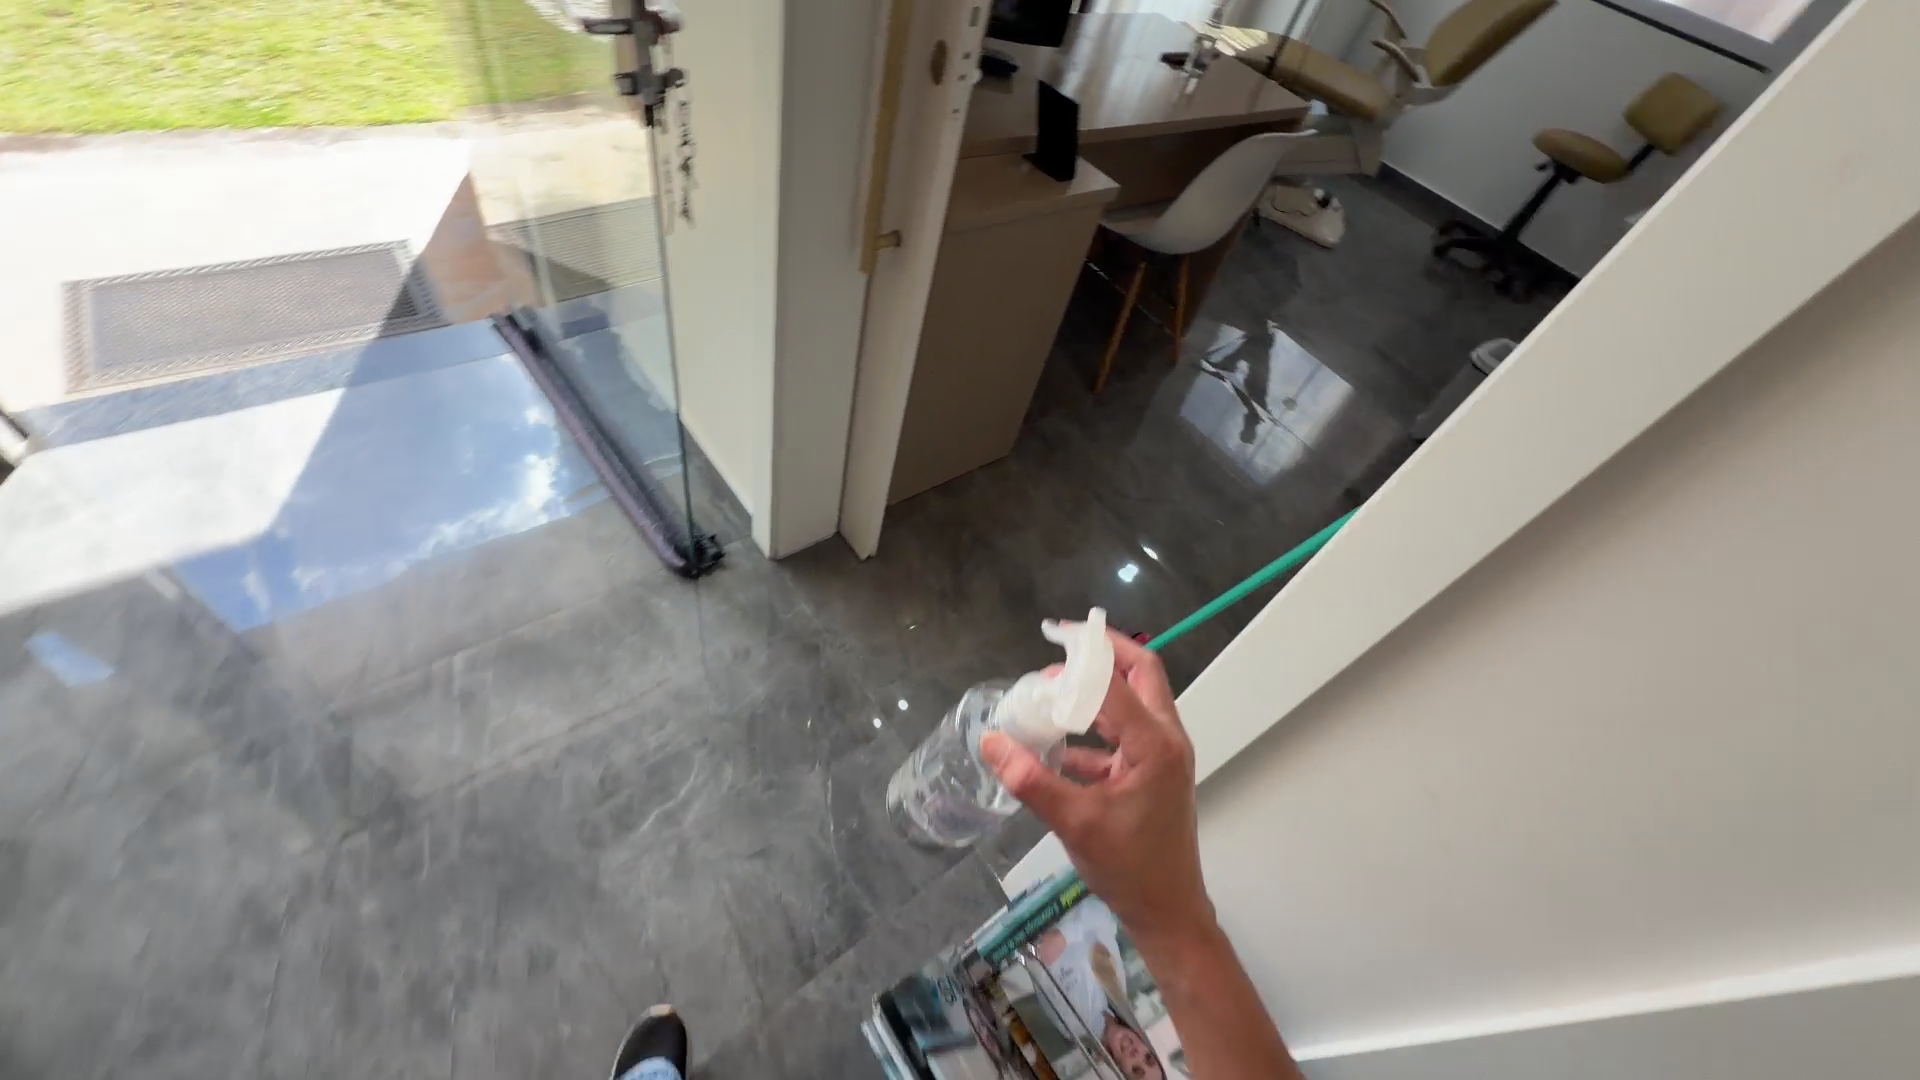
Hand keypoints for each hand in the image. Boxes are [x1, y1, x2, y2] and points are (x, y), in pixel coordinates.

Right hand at [981, 631, 1213, 948]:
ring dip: (1096, 687)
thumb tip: (991, 741)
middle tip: (1062, 642)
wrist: (1168, 913)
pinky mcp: (1152, 769)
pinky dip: (1093, 724)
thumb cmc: (1129, 868)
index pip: (1116, 681)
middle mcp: (1166, 737)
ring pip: (1134, 699)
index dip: (1082, 659)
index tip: (1050, 641)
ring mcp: (1162, 753)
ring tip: (1052, 687)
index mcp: (1155, 743)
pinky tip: (1056, 740)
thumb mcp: (1074, 823)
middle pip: (1141, 672)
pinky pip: (1124, 730)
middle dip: (1103, 651)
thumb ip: (1030, 779)